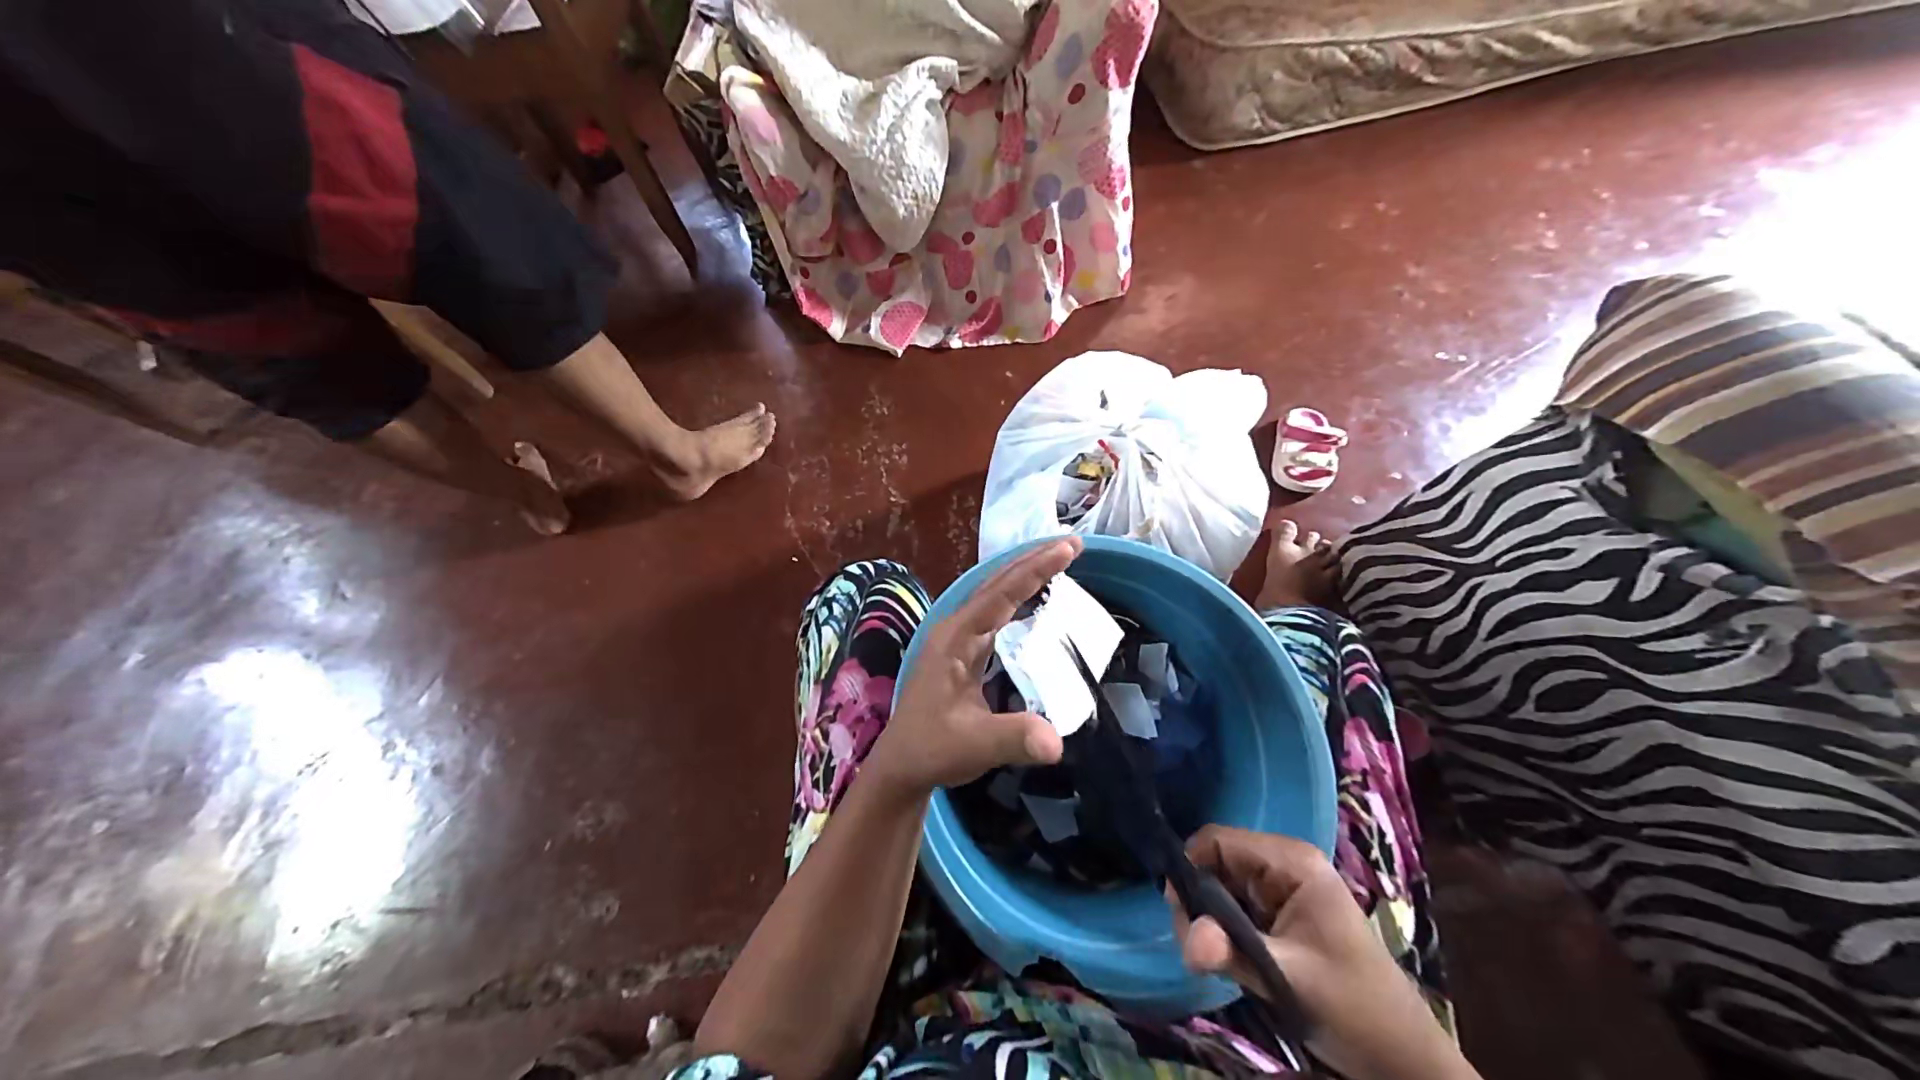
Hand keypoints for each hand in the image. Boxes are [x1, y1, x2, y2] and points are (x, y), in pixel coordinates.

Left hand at [863, 538, 1079, 798]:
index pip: (1000, 594)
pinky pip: (994, 615)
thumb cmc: (932, 749)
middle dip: (1033, 561)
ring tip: (1057, 561)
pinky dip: (1017, 600)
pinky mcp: (962, 654)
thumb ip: (1014, 738)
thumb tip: (1057, 742)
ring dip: (1024, 576)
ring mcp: (956, 641)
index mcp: (955, 639)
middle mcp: (954, 630)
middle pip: (996, 584)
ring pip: (993, 596)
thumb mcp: (975, 745)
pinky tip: (1034, 603)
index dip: (1035, 570)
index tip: (1067, 548)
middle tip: (1071, 544)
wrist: (901, 766)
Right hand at [1169, 826, 1477, 1079]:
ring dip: (1209, 920)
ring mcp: (1280, 886)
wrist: (1400, 1057)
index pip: (1216, 841)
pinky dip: (1222, 930)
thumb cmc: (1353, 1007)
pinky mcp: (1277, 911)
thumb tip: (1190, 943)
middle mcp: (1283, 863)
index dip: (1190, 871)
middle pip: (1214, 862)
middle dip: (1198, 902)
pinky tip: (1228, 958)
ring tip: (1216, 959)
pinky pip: (1232, 906)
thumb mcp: (1290, 979)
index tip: (1181, 916)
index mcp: (1291, 861)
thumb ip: (1235, 954)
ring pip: (1219, 885)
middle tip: (1198, 949)